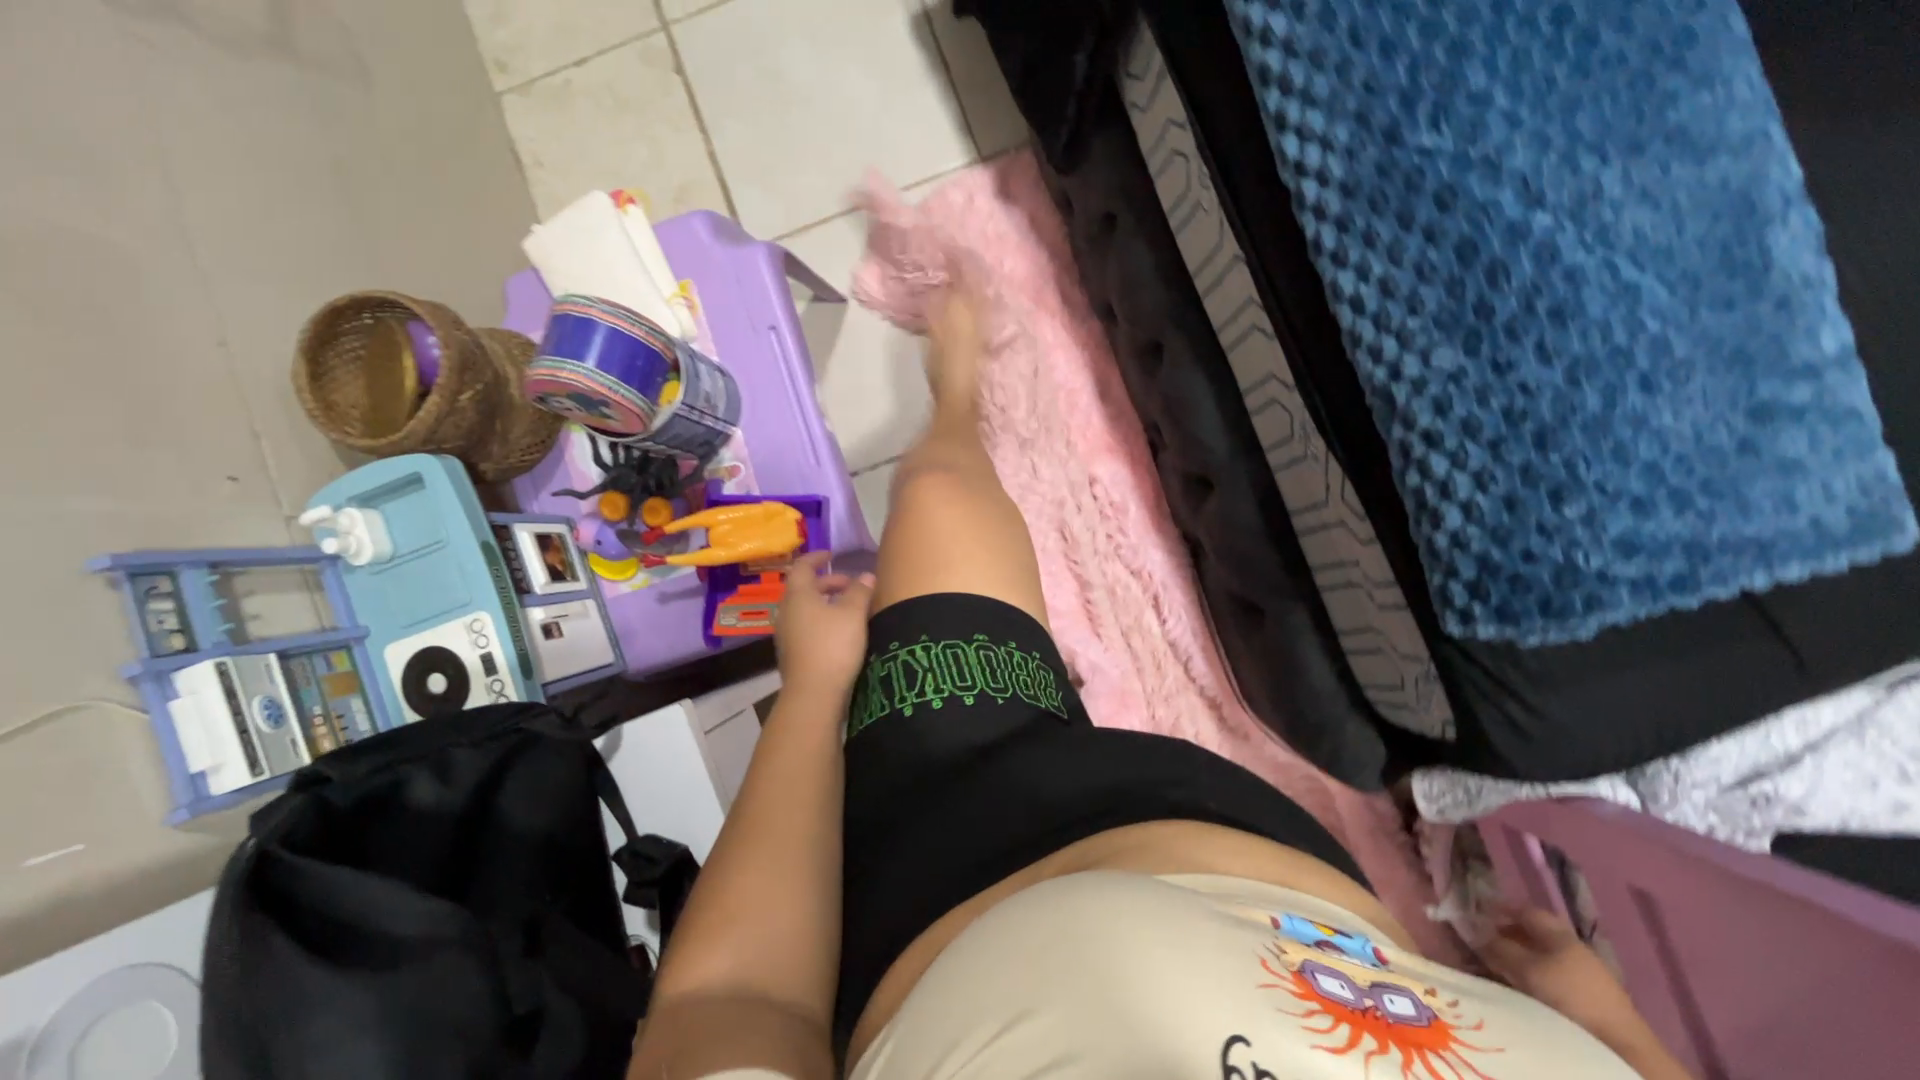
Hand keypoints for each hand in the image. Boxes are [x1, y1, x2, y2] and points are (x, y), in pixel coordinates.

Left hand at [775, 552, 876, 699]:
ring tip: (848, 609)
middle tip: (850, 585)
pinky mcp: (791, 653)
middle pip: (803, 588)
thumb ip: (860, 591)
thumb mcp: (853, 614)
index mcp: (798, 595)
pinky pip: (805, 626)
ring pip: (804, 609)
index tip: (832, 555)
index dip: (817, 557)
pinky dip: (820, 620)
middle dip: (827, 583)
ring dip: (824, 603)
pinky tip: (838, 632)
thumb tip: (866, 576)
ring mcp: (785, 634)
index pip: (803, 566)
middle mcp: (786, 611)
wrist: (813, 693)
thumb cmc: (833, 646)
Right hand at [1476, 906, 1646, 1043]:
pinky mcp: (1582, 1001)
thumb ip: (1499, 947)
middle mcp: (1571, 950)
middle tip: (1475, 945)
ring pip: (1536, 960)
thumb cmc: (1570, 996)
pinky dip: (1525, 980)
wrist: (1617, 1046)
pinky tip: (1513, 991)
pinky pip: (1544, 980)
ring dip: (1512, 962)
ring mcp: (1579, 976)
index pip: (1527, 912)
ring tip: (1488, 971)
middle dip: (1503, 937)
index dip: (1500, 909)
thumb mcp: (1528, 969)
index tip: (1473, 913)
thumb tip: (1473, 929)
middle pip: (1531, 936)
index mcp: (1561, 935)